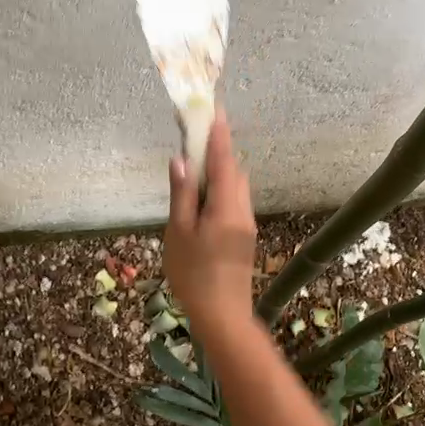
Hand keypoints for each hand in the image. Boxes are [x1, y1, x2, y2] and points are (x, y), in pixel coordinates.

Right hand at [164, 108, 256, 334]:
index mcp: (226, 206)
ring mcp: (246, 223)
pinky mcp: (244, 235)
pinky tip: (202, 195)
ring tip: (195, 163)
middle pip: (233, 170)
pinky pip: (234, 200)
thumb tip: (180, 160)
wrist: (222, 316)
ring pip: (235, 186)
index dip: (218, 133)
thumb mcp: (179, 232)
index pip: (223, 160)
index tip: (214, 108)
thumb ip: (181, 194)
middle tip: (195, 135)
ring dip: (218, 170)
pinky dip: (220, 187)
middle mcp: (242, 209)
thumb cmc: (193, 275)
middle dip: (217, 150)